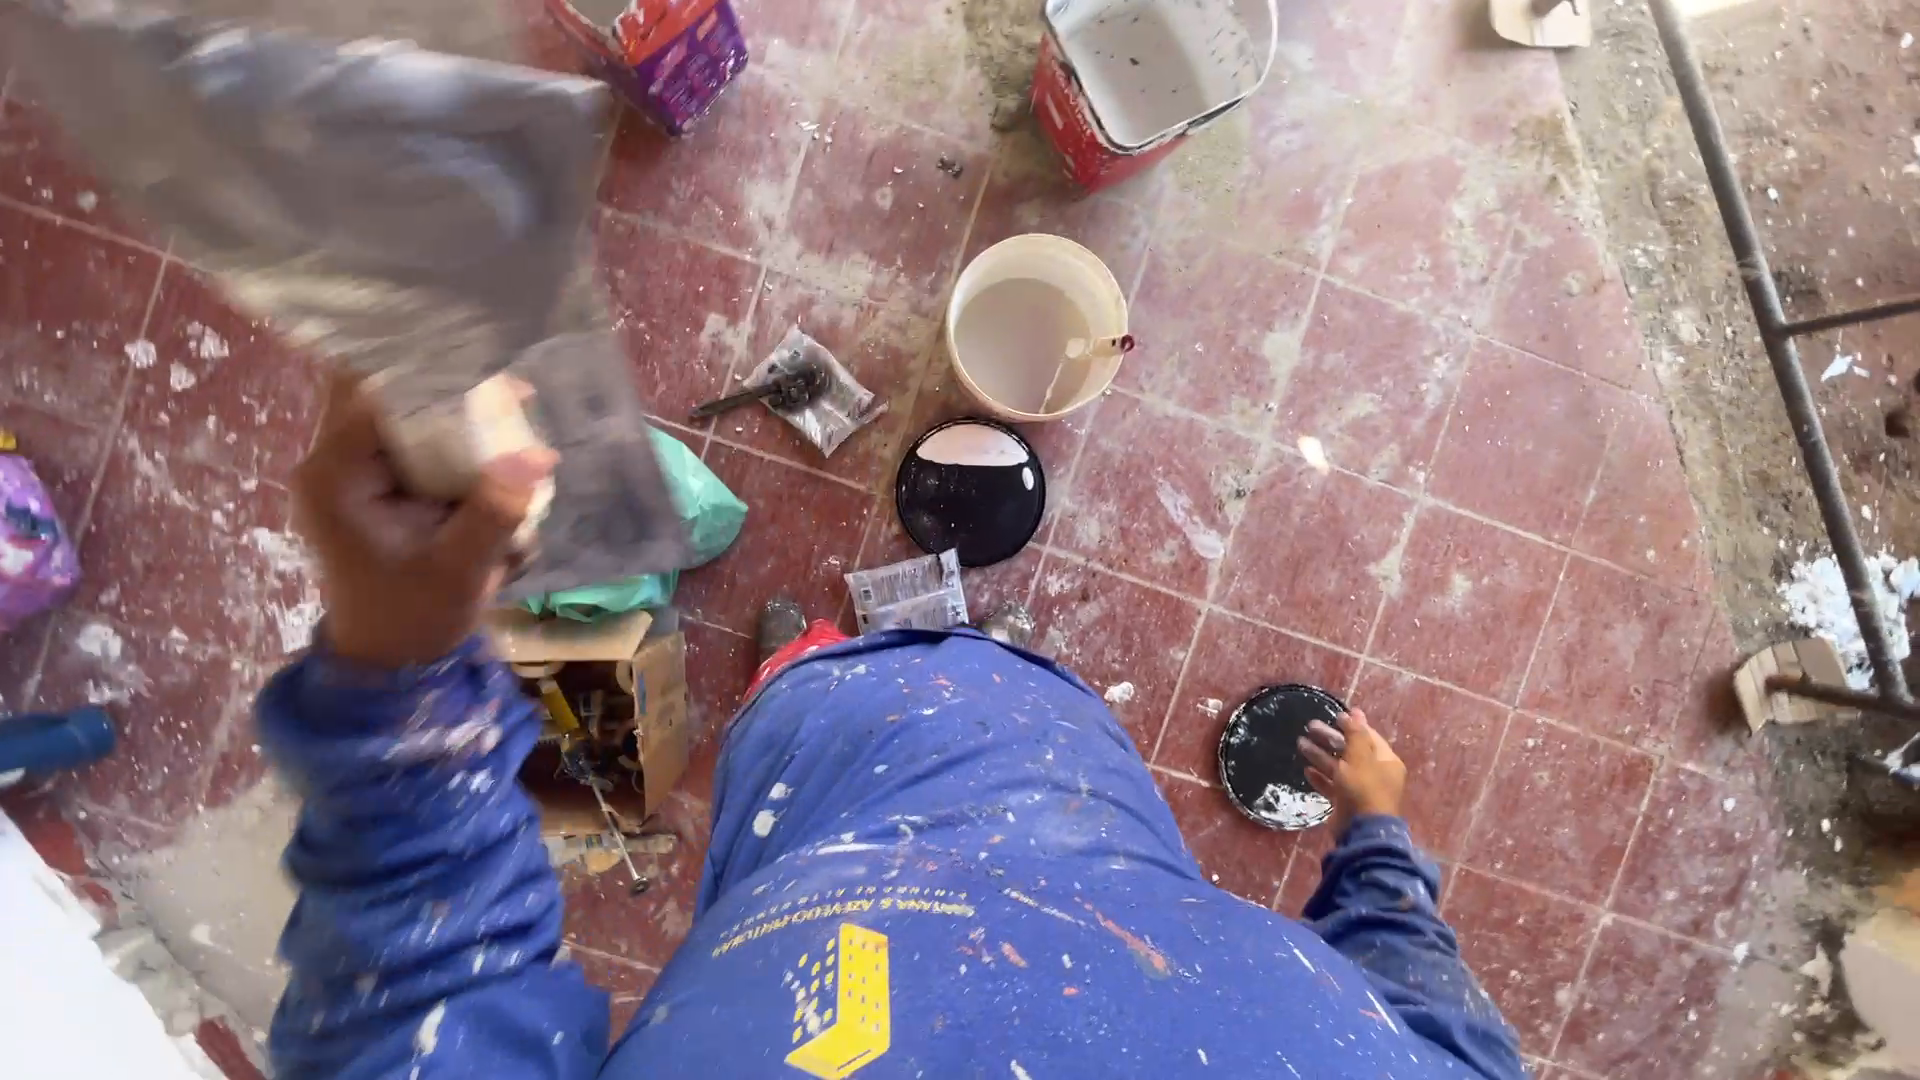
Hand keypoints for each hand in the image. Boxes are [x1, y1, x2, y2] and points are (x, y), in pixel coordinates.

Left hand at [292, 372, 556, 668]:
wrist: (393, 656)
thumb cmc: (416, 615)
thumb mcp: (460, 569)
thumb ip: (495, 512)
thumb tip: (540, 455)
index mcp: (336, 477)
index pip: (370, 395)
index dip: (427, 373)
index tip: (490, 368)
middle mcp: (338, 463)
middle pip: (380, 390)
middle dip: (444, 383)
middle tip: (509, 386)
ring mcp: (360, 472)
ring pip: (400, 408)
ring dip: (453, 406)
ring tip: (512, 406)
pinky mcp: (384, 484)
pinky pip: (418, 438)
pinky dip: (458, 435)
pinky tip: (498, 445)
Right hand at [1297, 708, 1405, 836]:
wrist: (1362, 830)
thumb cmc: (1364, 788)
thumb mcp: (1359, 757)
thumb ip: (1356, 734)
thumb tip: (1355, 712)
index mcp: (1385, 761)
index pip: (1367, 736)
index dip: (1350, 725)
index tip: (1333, 715)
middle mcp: (1375, 773)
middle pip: (1350, 750)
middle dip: (1330, 738)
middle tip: (1309, 726)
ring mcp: (1360, 788)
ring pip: (1338, 766)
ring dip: (1320, 755)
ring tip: (1300, 743)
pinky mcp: (1346, 801)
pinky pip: (1332, 785)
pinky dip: (1320, 777)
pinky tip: (1306, 770)